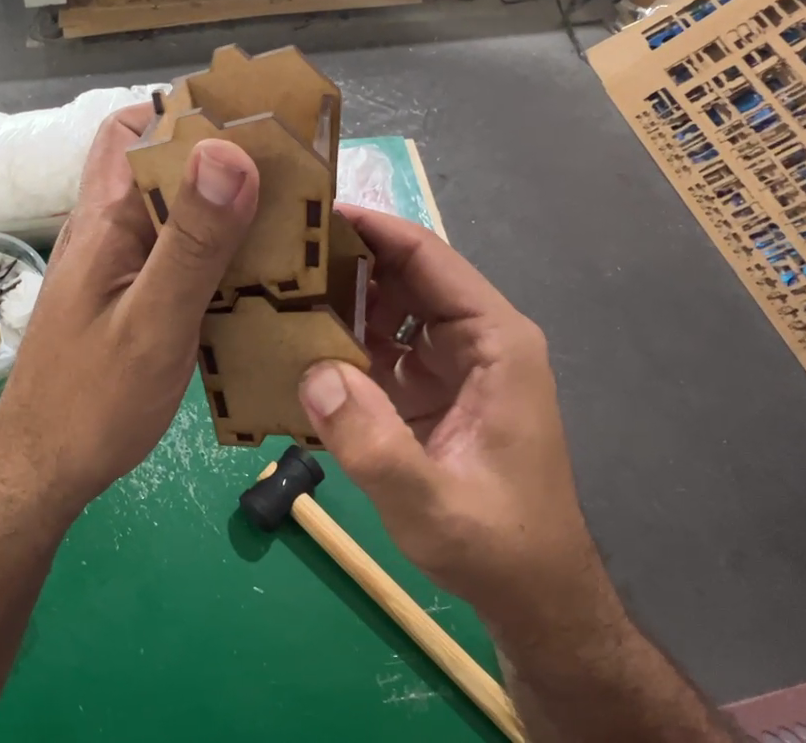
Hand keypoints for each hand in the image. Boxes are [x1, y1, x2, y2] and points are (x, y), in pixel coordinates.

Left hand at [0, 105, 258, 521]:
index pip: (136, 130)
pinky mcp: (119, 296)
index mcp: (104, 220)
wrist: (42, 470)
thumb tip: (229, 150)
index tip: (256, 120)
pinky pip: (167, 251)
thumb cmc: (94, 402)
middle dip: (217, 157)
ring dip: (217, 206)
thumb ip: (192, 241)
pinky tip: (249, 273)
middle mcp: (101, 229)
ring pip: (165, 209)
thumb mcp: (153, 322)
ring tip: (283, 218)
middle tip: (285, 174)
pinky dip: (208, 249)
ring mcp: (108, 263)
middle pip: (155, 164)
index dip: (190, 113)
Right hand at [297, 205, 601, 631]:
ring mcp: (452, 364)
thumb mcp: (430, 502)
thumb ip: (372, 442)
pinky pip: (380, 346)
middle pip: (405, 275)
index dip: (373, 228)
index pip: (430, 259)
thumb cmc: (497, 545)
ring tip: (273, 284)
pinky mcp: (430, 389)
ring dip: (338, 296)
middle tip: (274, 249)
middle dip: (344, 258)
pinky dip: (341, 339)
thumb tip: (312, 372)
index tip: (311, 210)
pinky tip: (294, 340)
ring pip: (388, 307)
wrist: (532, 596)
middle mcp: (476, 340)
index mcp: (496, 343)